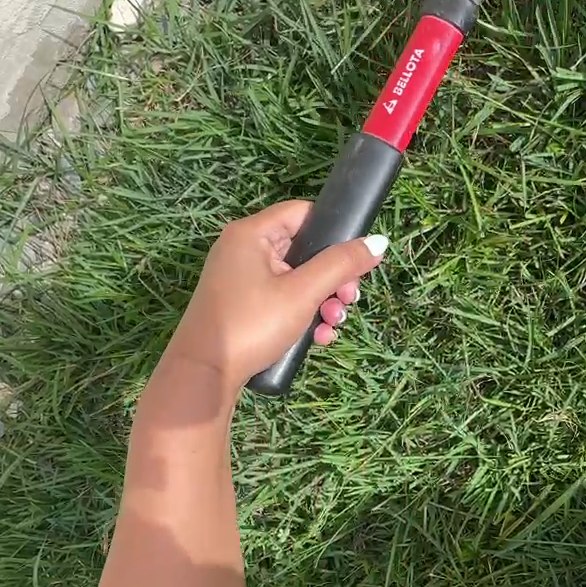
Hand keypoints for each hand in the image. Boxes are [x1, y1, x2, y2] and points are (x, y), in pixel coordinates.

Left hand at [163, 200, 386, 387]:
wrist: (207, 373)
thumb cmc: (253, 323)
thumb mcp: (303, 292)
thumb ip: (341, 264)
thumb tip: (378, 242)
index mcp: (252, 234)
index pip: (303, 214)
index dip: (334, 232)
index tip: (355, 262)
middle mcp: (246, 251)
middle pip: (307, 251)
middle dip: (334, 279)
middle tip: (348, 300)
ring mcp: (245, 280)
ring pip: (301, 280)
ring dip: (325, 302)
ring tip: (332, 324)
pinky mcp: (247, 305)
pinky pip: (286, 300)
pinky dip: (306, 316)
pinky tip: (318, 338)